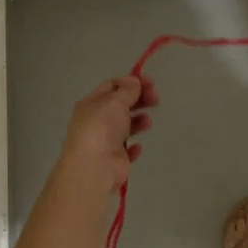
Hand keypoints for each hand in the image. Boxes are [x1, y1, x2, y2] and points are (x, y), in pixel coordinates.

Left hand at [52, 75, 158, 195]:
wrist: (94, 167)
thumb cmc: (102, 128)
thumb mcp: (115, 102)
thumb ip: (127, 90)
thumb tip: (134, 80)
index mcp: (91, 104)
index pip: (112, 86)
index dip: (131, 82)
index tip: (150, 83)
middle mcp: (97, 120)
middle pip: (121, 104)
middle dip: (139, 99)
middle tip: (155, 99)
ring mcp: (105, 140)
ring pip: (125, 125)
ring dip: (139, 120)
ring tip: (148, 122)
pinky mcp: (115, 158)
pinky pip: (127, 148)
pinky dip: (134, 146)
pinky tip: (138, 146)